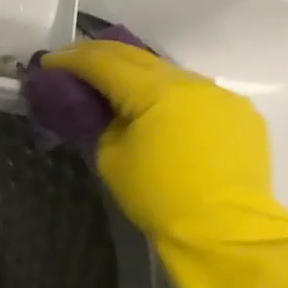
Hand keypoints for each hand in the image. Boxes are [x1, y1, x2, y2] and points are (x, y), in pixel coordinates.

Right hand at [40, 41, 272, 240]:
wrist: (224, 231)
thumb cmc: (159, 197)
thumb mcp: (111, 159)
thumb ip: (101, 123)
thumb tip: (99, 110)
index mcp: (157, 92)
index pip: (105, 63)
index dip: (73, 60)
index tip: (48, 61)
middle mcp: (192, 83)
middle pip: (138, 58)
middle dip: (101, 56)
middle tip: (72, 62)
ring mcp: (220, 96)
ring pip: (168, 73)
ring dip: (136, 74)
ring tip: (112, 85)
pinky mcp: (238, 114)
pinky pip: (194, 94)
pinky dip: (168, 95)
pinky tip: (156, 110)